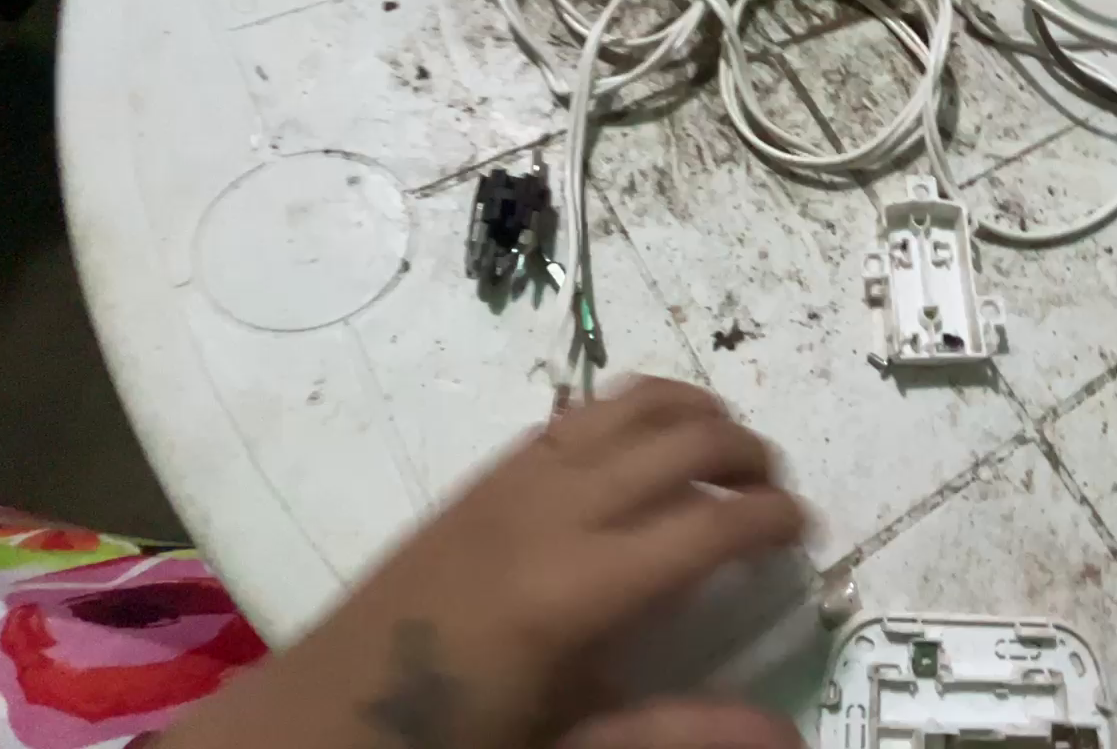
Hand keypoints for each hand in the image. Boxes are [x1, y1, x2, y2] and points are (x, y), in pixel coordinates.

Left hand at [163, 375, 808, 748]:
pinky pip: (587, 408)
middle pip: (687, 440)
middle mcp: (560, 507)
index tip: (803, 529)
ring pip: (639, 402)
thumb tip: (788, 733)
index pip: (711, 525)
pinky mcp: (497, 465)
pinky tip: (650, 444)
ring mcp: (524, 474)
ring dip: (699, 412)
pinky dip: (641, 407)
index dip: (774, 517)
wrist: (313, 722)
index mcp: (578, 589)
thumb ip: (676, 734)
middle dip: (750, 454)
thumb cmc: (449, 746)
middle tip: (772, 490)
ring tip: (727, 448)